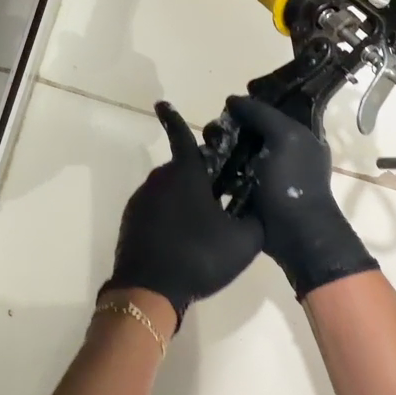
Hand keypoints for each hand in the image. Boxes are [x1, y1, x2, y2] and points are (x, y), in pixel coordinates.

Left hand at [101, 102, 263, 330]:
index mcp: (185, 175)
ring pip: (167, 188)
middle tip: (218, 186)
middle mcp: (159, 180)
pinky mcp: (132, 220)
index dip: (173, 119)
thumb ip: (255, 216)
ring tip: (205, 216)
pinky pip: (156, 207)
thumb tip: (263, 205)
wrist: (149, 289)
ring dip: (184, 195)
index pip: (181, 137)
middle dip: (198, 171)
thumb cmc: (199, 257)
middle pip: (180, 166)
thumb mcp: (244, 241)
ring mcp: (142, 200)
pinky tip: (184, 234)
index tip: (162, 105)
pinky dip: (169, 212)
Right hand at [226, 95, 377, 297]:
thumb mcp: (285, 138)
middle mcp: (282, 150)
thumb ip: (261, 114)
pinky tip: (203, 164)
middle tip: (213, 131)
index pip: (269, 108)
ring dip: (219, 146)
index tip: (228, 105)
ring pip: (235, 148)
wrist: (294, 233)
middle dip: (228, 126)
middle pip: (248, 128)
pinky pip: (228, 171)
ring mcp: (264, 171)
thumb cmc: (293, 182)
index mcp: (297, 134)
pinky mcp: (247, 190)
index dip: (249, 103)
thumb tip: (233, 99)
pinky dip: (216, 166)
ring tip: (206, 149)